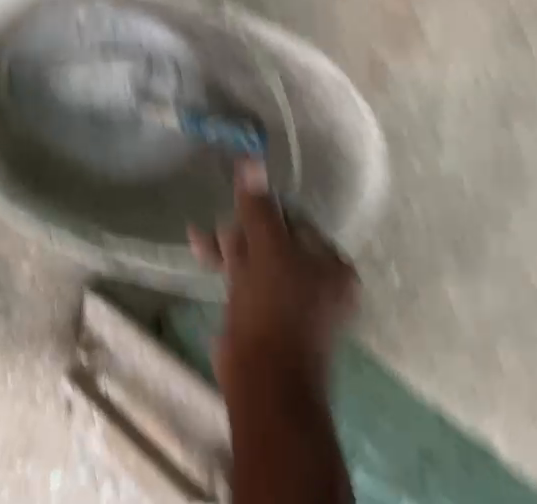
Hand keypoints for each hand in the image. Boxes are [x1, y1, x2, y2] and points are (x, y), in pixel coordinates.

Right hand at [189, 161, 358, 384]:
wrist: (264, 375)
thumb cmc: (273, 310)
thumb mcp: (265, 252)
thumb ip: (257, 208)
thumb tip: (251, 161)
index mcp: (334, 266)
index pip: (293, 221)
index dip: (261, 214)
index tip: (233, 213)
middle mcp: (322, 282)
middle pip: (274, 239)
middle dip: (241, 233)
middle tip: (219, 237)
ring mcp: (295, 301)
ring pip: (257, 259)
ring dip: (229, 248)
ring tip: (203, 247)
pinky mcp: (270, 316)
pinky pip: (248, 279)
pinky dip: (228, 268)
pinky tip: (203, 256)